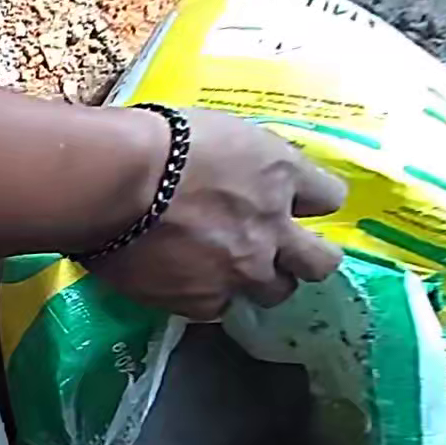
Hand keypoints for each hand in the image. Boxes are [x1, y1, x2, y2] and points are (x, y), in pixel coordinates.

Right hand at [88, 108, 347, 318]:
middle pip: (320, 263)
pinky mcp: (201, 301)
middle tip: (275, 254)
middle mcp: (273, 230)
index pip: (329, 198)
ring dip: (256, 284)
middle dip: (303, 260)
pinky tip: (181, 285)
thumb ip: (241, 164)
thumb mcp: (217, 134)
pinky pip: (217, 310)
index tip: (287, 204)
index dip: (308, 204)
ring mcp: (240, 271)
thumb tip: (235, 177)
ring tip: (224, 275)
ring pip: (274, 294)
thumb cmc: (156, 143)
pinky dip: (204, 299)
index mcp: (281, 175)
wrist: (116, 184)